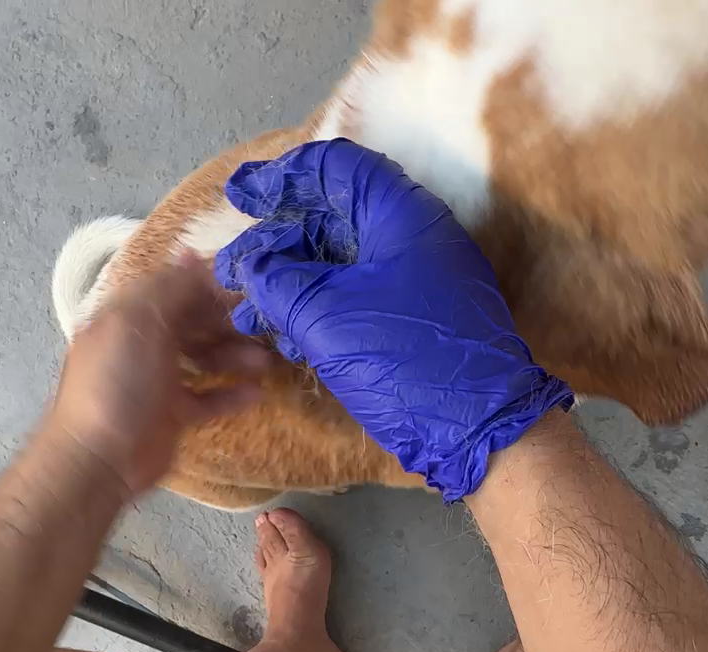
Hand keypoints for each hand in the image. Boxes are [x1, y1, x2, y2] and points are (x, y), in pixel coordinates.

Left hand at [49, 253, 274, 496]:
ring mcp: (159, 380)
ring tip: (267, 363)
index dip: (211, 283)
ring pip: (205, 358)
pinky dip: (231, 393)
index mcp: (131, 315)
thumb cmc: (115, 385)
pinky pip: (208, 397)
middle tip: (265, 326)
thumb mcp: (138, 324)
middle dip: (229, 322)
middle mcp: (145, 343)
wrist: (99, 459)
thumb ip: (168, 289)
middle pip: (195, 322)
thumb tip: (192, 253)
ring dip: (236, 356)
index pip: (175, 287)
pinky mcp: (174, 414)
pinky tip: (256, 394)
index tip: (249, 285)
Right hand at [214, 139, 571, 501]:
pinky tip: (282, 339)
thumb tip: (253, 270)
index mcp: (400, 214)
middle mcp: (411, 239)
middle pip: (331, 221)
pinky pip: (354, 303)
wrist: (475, 427)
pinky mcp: (411, 323)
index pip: (334, 170)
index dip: (280, 179)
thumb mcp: (327, 317)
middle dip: (275, 247)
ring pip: (339, 269)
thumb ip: (279, 283)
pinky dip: (316, 315)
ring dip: (288, 288)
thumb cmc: (405, 359)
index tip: (240, 198)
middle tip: (232, 272)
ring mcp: (414, 283)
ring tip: (246, 317)